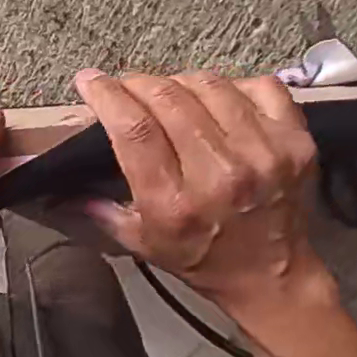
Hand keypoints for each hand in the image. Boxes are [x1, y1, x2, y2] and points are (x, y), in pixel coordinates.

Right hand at [72, 69, 334, 316]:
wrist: (272, 276)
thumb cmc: (201, 258)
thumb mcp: (140, 243)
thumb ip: (100, 209)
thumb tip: (61, 185)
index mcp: (175, 203)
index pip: (133, 129)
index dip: (106, 95)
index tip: (89, 80)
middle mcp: (220, 174)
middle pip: (168, 99)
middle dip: (136, 83)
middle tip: (126, 86)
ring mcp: (264, 154)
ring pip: (209, 85)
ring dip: (178, 82)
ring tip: (169, 93)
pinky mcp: (295, 142)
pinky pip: (258, 86)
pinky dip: (231, 85)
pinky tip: (218, 100)